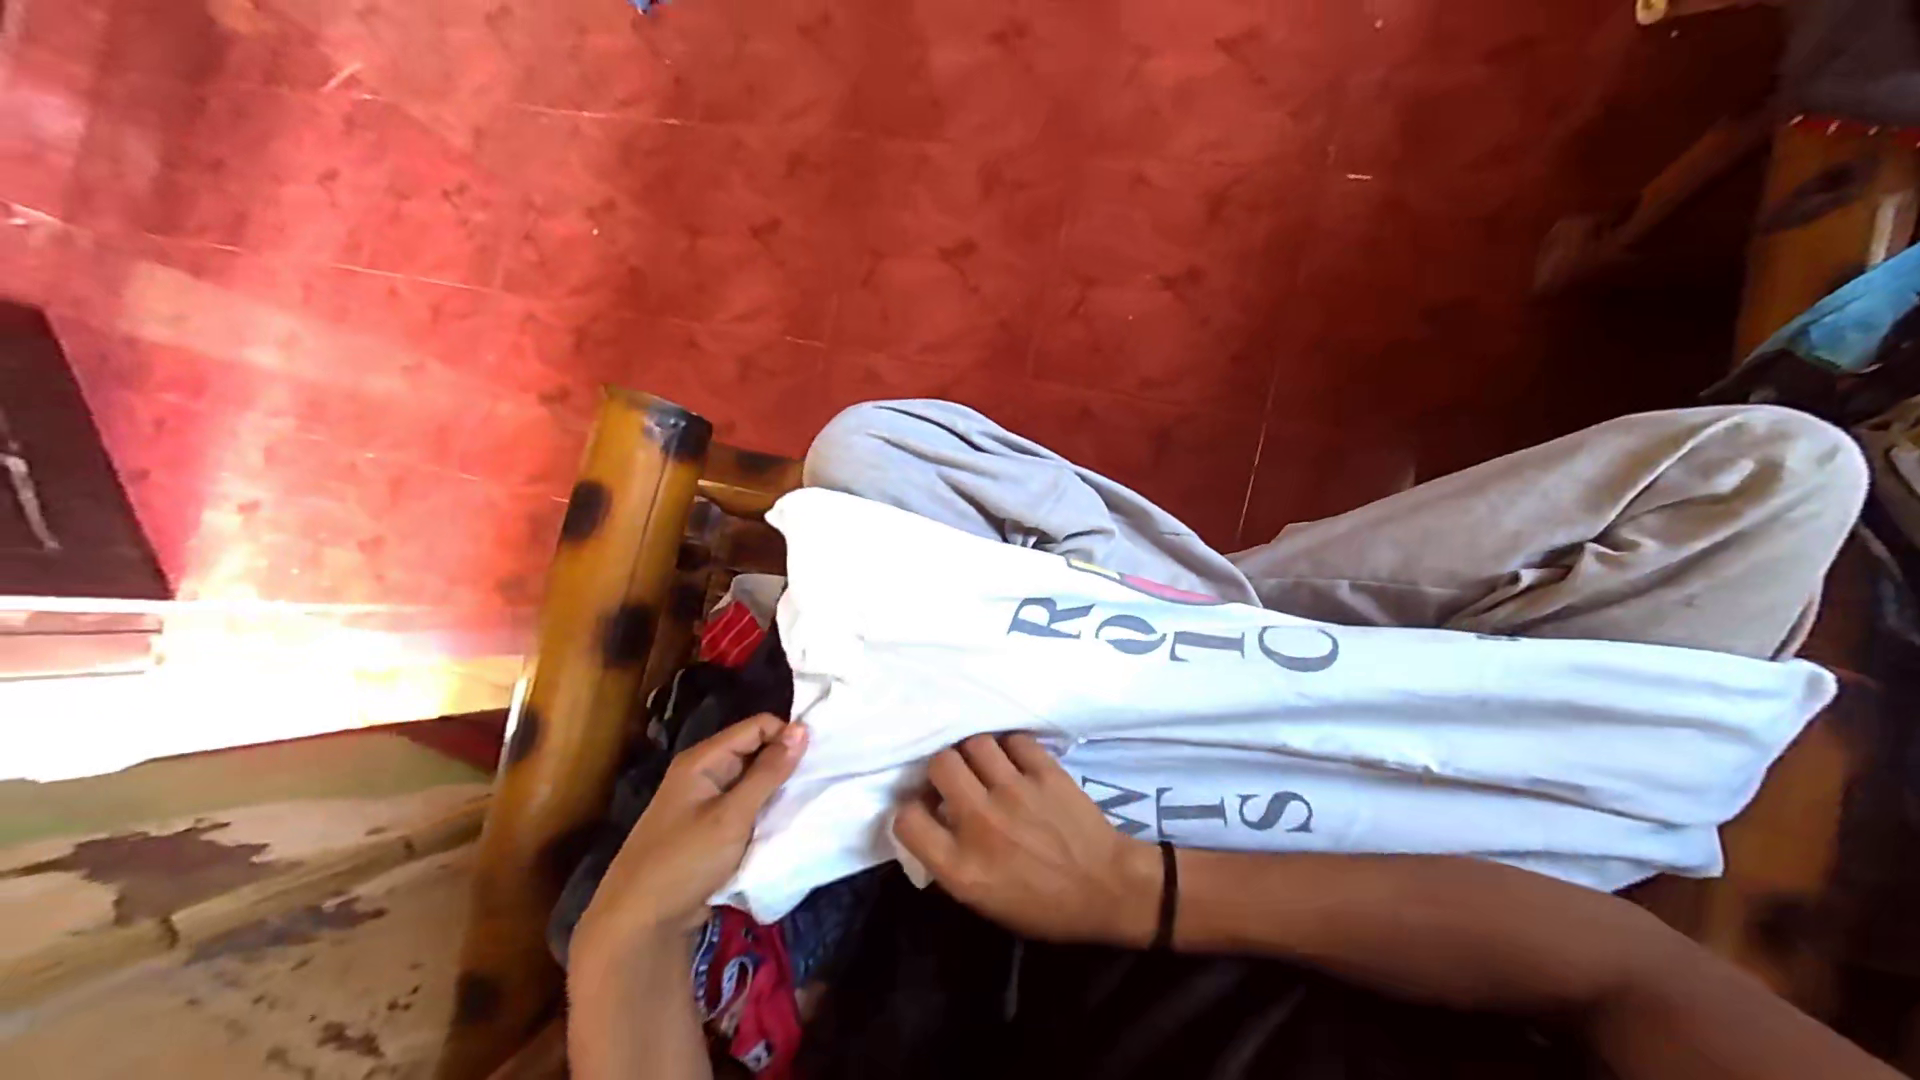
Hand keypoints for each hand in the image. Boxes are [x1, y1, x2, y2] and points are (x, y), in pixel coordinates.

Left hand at [576, 714, 806, 954]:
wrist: (639, 924)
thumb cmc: (684, 862)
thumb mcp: (732, 816)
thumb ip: (769, 772)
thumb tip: (803, 729)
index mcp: (703, 759)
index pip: (758, 726)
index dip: (787, 737)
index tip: (814, 762)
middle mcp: (705, 772)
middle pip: (756, 750)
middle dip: (785, 764)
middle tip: (814, 784)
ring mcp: (706, 801)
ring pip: (754, 781)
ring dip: (777, 791)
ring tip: (805, 803)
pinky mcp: (711, 827)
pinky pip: (747, 806)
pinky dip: (765, 812)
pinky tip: (783, 823)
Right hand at [892, 733, 1161, 945]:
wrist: (1107, 888)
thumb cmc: (1043, 905)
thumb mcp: (983, 901)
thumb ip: (949, 861)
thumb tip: (930, 821)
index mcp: (962, 866)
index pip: (907, 819)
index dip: (911, 810)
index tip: (926, 808)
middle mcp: (981, 822)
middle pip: (939, 764)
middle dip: (942, 770)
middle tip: (956, 780)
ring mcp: (1015, 792)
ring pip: (974, 743)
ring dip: (975, 754)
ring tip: (986, 766)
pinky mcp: (1045, 772)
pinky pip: (1013, 740)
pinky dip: (1011, 748)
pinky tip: (1016, 762)